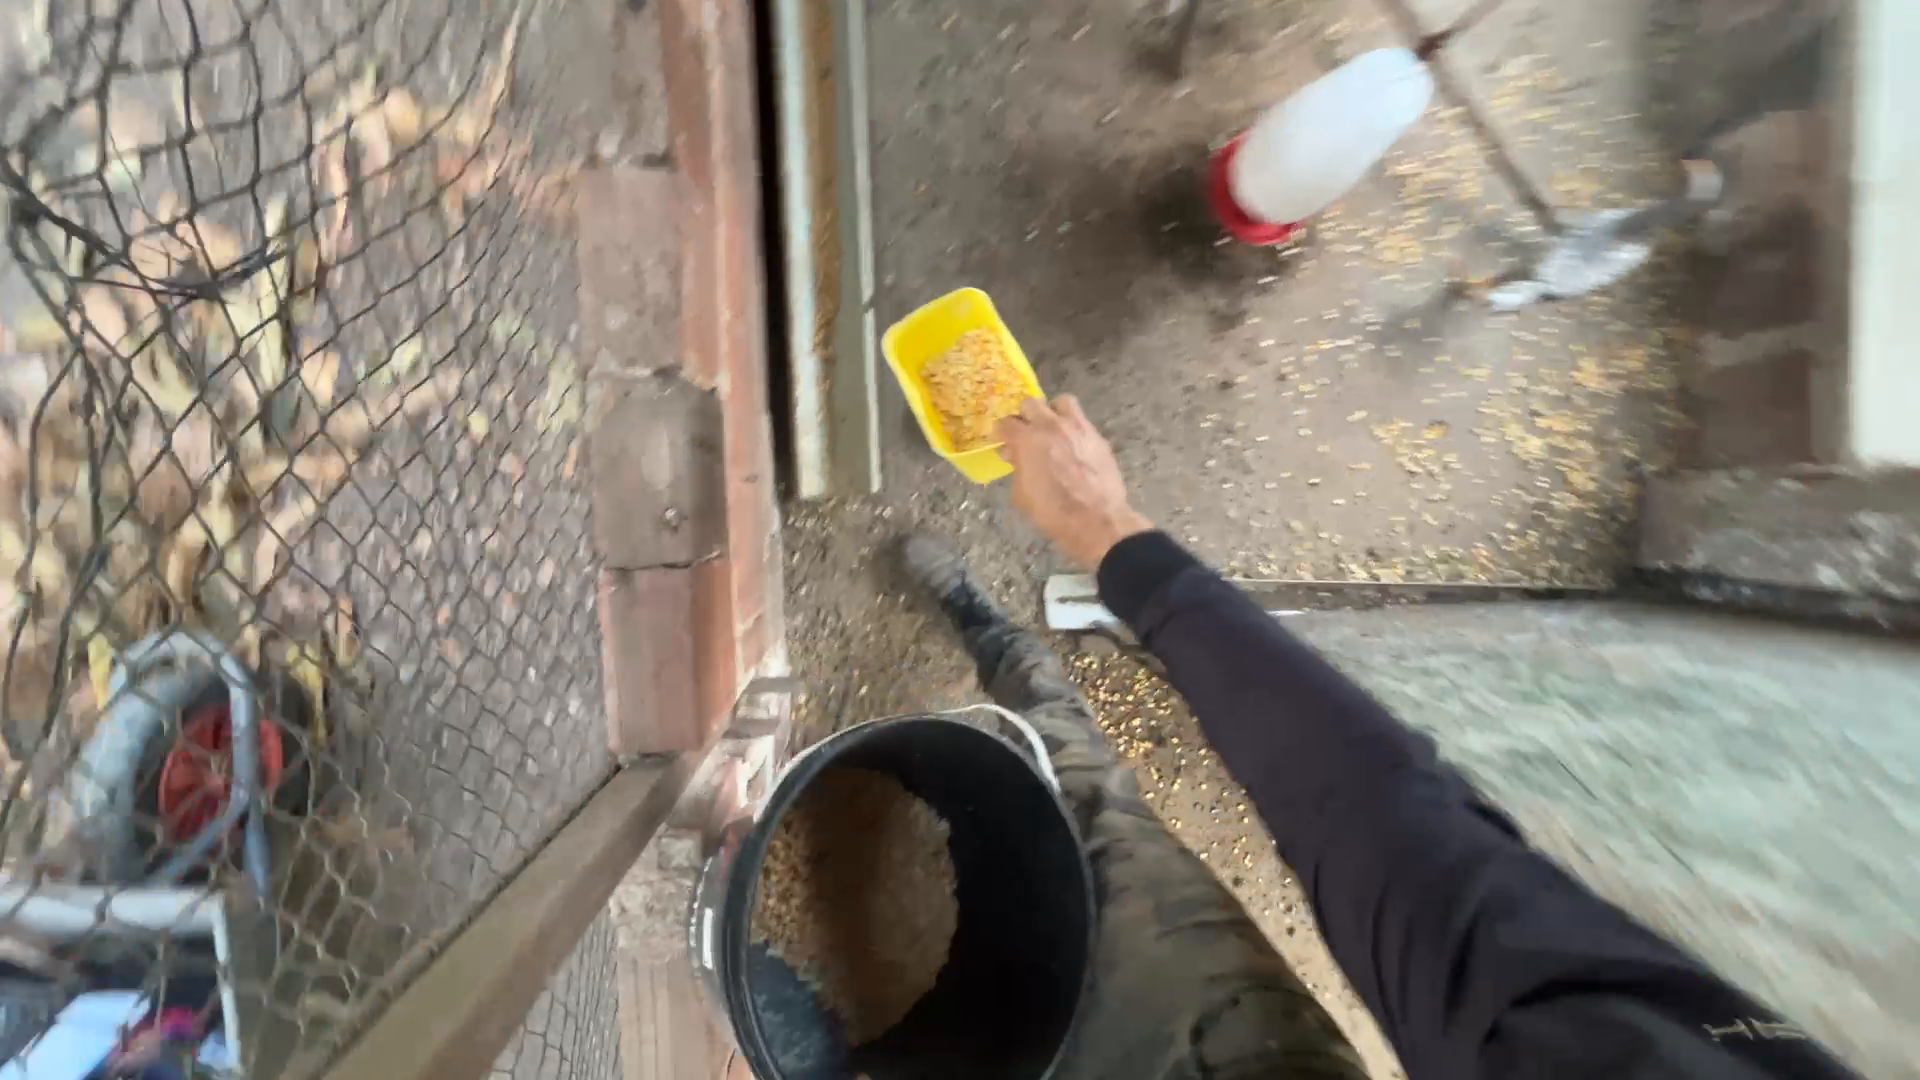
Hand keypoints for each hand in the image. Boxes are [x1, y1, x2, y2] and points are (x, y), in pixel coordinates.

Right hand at [995, 395, 1152, 569]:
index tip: (1002, 440)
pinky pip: (1081, 420)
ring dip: (1052, 412)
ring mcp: (1078, 427)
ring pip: (1061, 402)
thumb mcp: (1023, 495)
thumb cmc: (1053, 512)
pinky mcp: (1097, 436)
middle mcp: (1052, 426)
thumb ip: (1017, 469)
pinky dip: (1072, 427)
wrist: (1097, 520)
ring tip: (1052, 429)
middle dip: (1025, 417)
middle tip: (1026, 433)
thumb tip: (1013, 454)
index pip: (1006, 424)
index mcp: (1028, 440)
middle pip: (1031, 404)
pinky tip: (1072, 445)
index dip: (1001, 432)